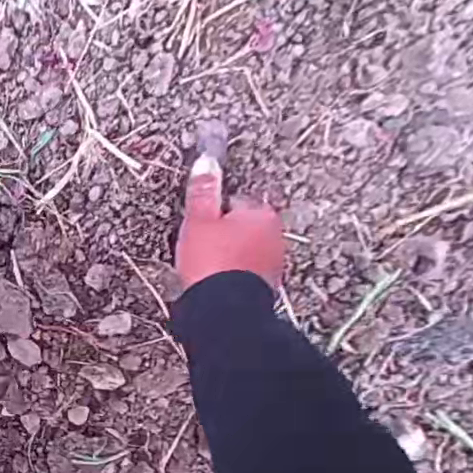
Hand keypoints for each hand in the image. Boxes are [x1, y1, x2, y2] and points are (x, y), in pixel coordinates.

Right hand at [175, 154, 284, 289]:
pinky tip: (216, 281)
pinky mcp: (266, 285)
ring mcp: (272, 262)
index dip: (212, 213)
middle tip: (201, 246)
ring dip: (230, 255)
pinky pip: (246, 271)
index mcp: (260, 214)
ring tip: (207, 267)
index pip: (234, 201)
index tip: (199, 224)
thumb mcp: (198, 221)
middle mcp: (274, 235)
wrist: (223, 310)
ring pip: (246, 250)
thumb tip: (206, 163)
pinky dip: (233, 274)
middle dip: (224, 233)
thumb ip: (203, 191)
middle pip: (243, 226)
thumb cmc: (212, 264)